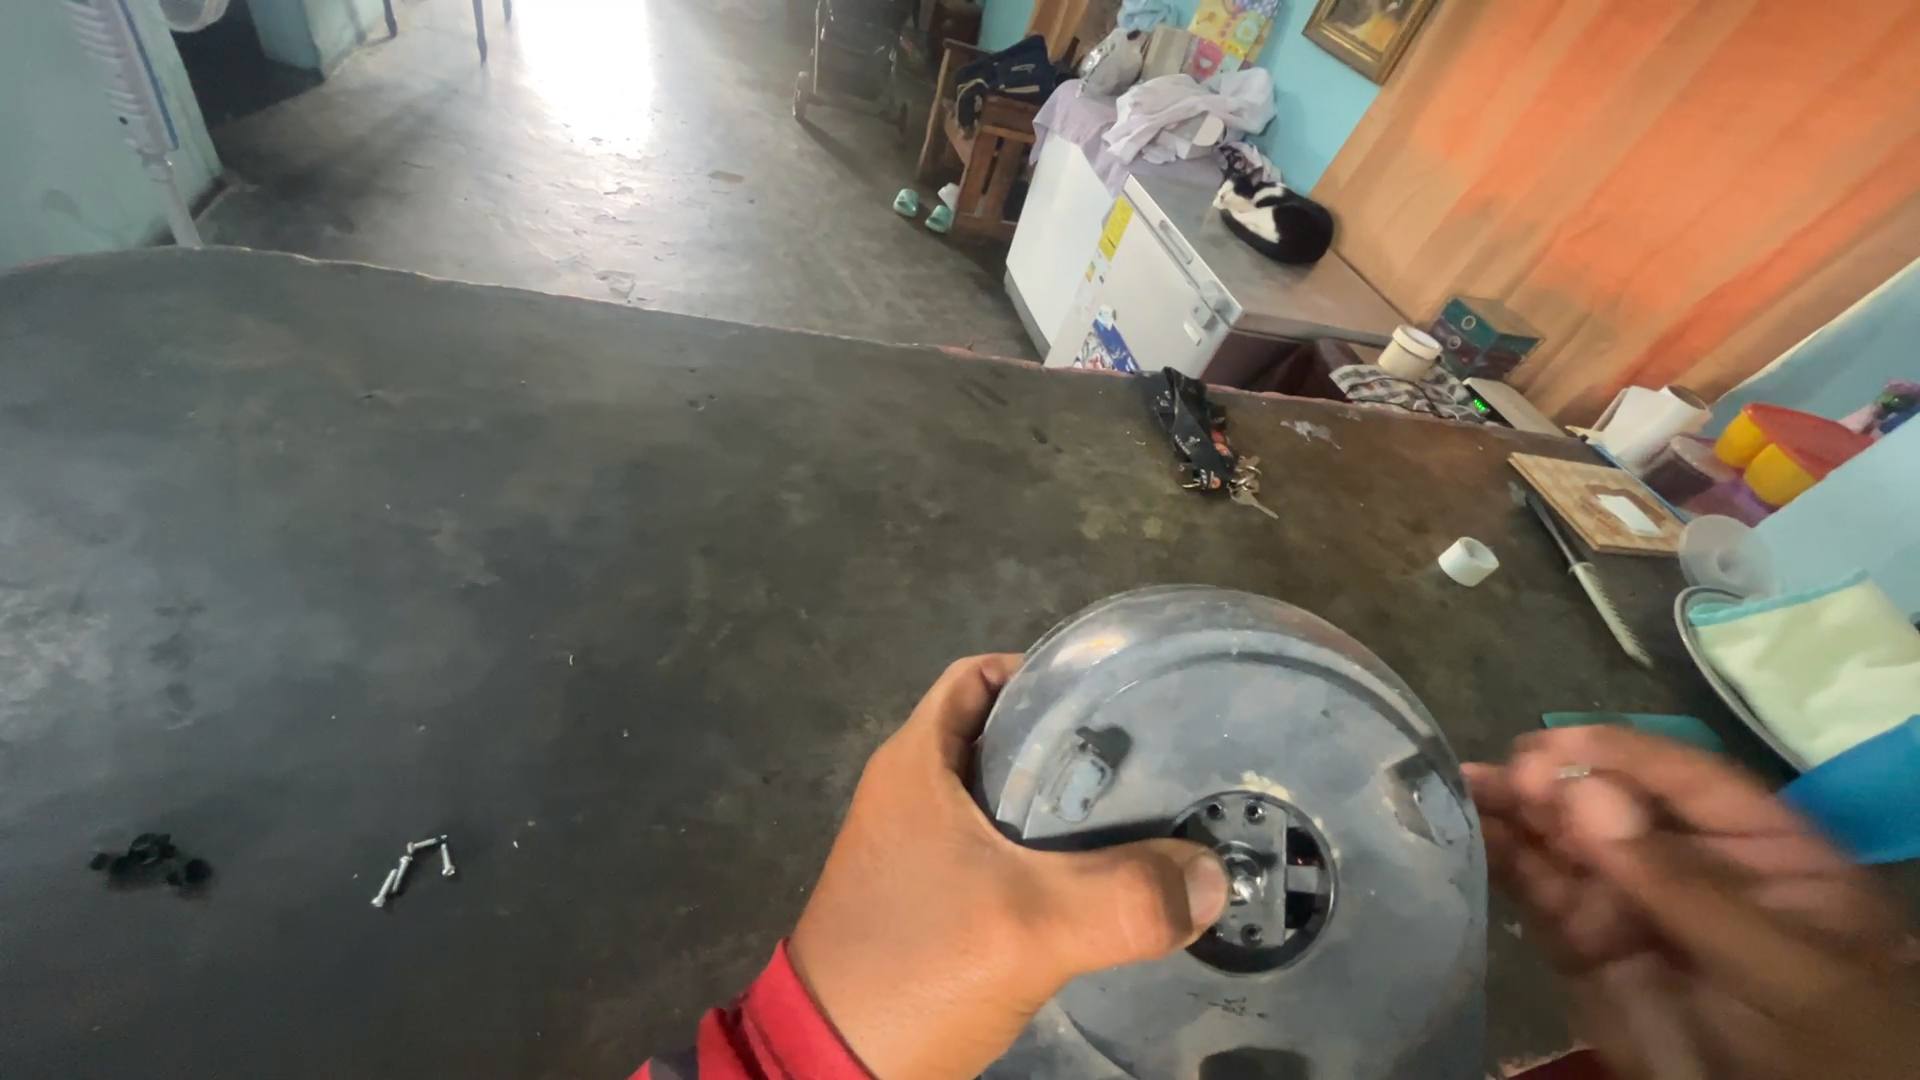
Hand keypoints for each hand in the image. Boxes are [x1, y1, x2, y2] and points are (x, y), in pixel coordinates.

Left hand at [789, 654, 1229, 1079]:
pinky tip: (1086, 871)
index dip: (1035, 670)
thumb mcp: (1028, 926)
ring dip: (1050, 795)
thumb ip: (1125, 898)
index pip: (976, 677)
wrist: (834, 1066)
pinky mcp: (926, 886)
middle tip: (1133, 755)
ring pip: (994, 789)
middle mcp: (910, 787)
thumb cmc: (916, 964)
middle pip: (993, 730)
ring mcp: (914, 839)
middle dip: (1058, 735)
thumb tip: (1212, 875)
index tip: (1102, 693)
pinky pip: (990, 840)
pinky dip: (1034, 843)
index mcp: (915, 760)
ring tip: (1126, 808)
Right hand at [1467, 726, 1917, 1079]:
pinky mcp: (1575, 931)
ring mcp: (1623, 894)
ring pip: (1555, 833)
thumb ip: (1681, 881)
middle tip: (1506, 777)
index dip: (1618, 754)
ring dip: (1508, 806)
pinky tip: (1463, 827)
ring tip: (1464, 786)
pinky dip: (1492, 851)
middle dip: (1551, 781)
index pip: (1686, 780)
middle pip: (1605, 799)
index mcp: (1759, 851)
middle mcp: (1680, 859)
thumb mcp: (1780, 966)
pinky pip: (1529, 880)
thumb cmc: (1829, 1048)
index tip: (1552, 746)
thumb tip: (1582, 793)